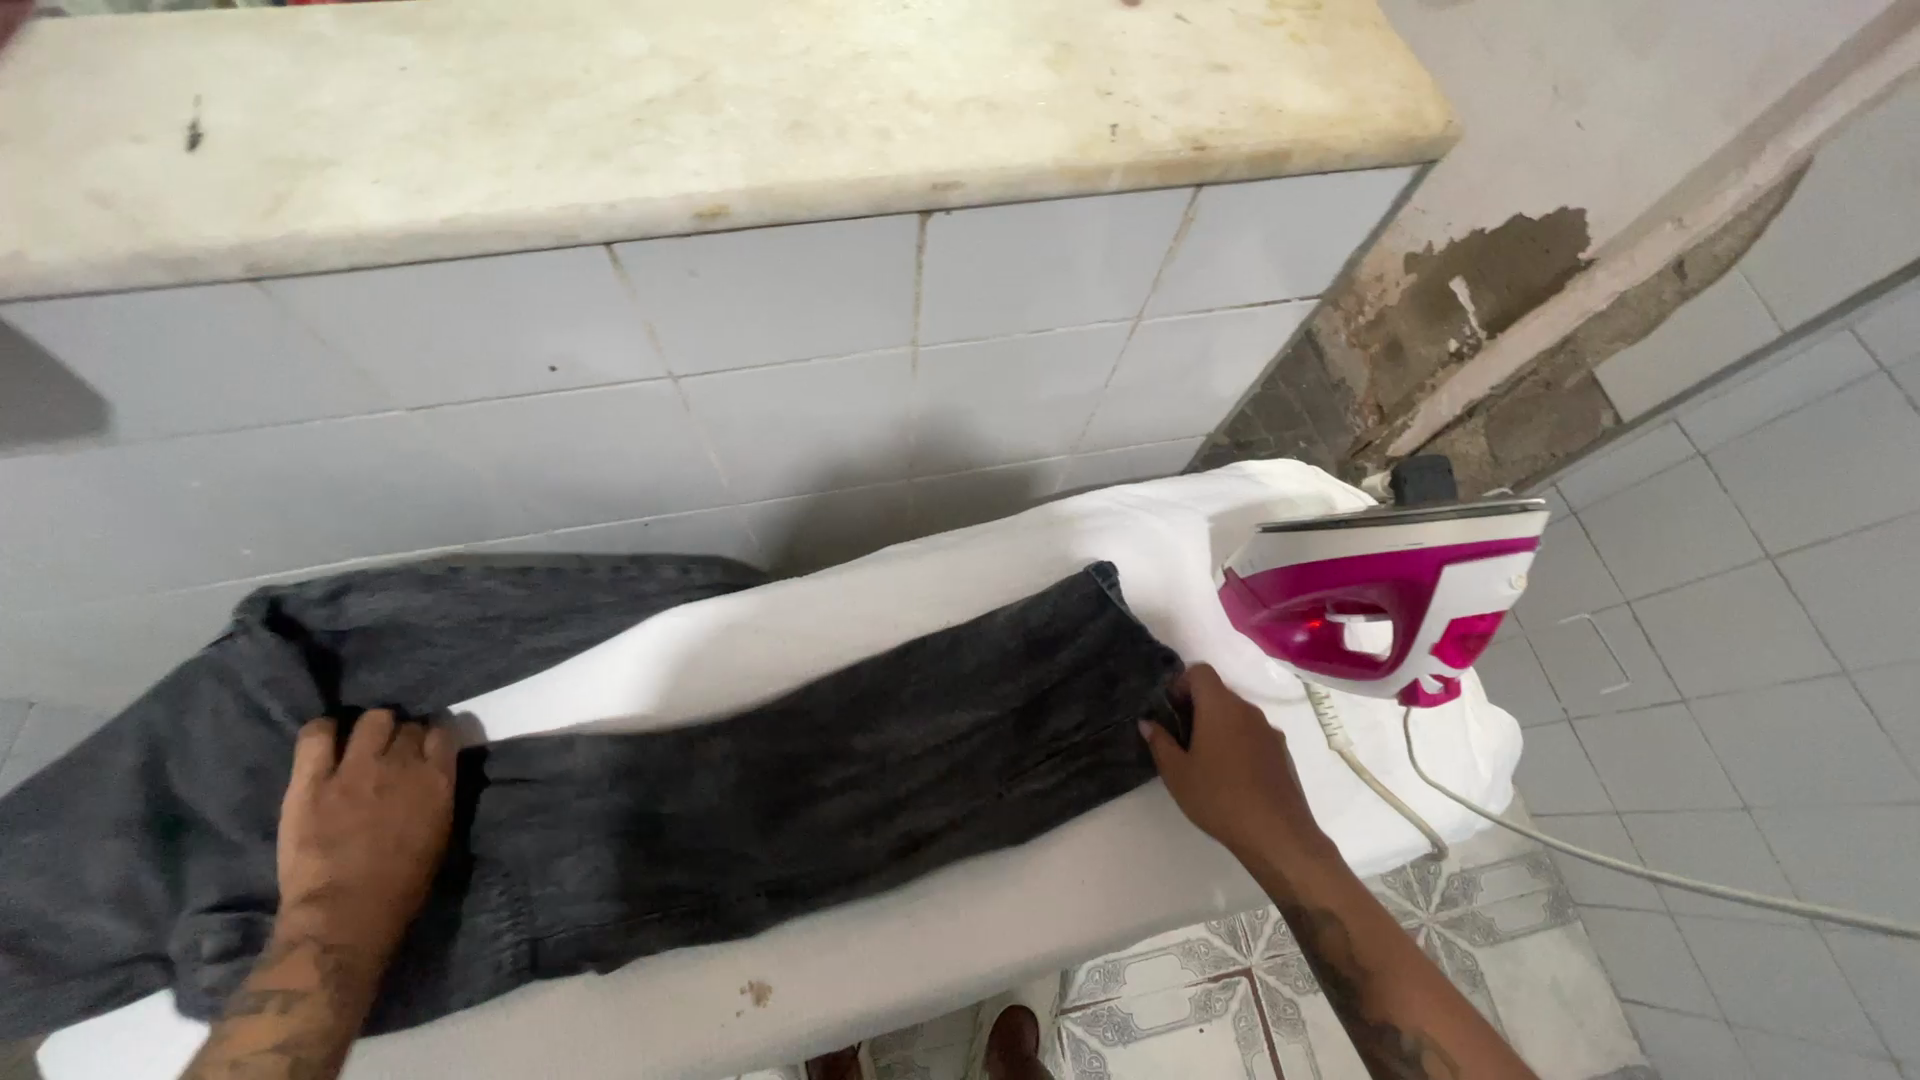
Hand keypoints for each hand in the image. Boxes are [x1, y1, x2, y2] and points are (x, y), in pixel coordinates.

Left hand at [276, 710, 456, 958]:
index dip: (433, 738)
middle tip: (392, 753)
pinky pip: (315, 735)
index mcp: (437, 778)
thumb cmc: (403, 883)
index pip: (442, 732)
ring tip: (361, 745)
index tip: (426, 749)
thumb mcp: (440, 831)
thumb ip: (437, 792)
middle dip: (402, 735)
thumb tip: (431, 775)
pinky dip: (323, 731)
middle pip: (406, 725)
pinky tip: (325, 740)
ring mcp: (354, 769)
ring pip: (371, 720)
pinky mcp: (311, 781)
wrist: (345, 912)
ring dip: (371, 729)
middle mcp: (400, 763)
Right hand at [1139, 664, 1331, 859]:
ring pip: (1236, 715)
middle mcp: (1247, 710)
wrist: (1276, 834)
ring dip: (1218, 726)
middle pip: (1218, 693)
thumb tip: (1148, 723)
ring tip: (1206, 761)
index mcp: (1220, 707)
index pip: (1200, 672)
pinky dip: (1238, 742)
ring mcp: (1269, 731)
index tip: (1171, 711)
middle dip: (1197, 707)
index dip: (1181, 683)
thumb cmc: (1218, 798)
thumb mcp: (1177, 773)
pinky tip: (1232, 776)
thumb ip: (1160, 743)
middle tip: (1181, 739)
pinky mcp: (1282, 752)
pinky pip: (1253, 734)